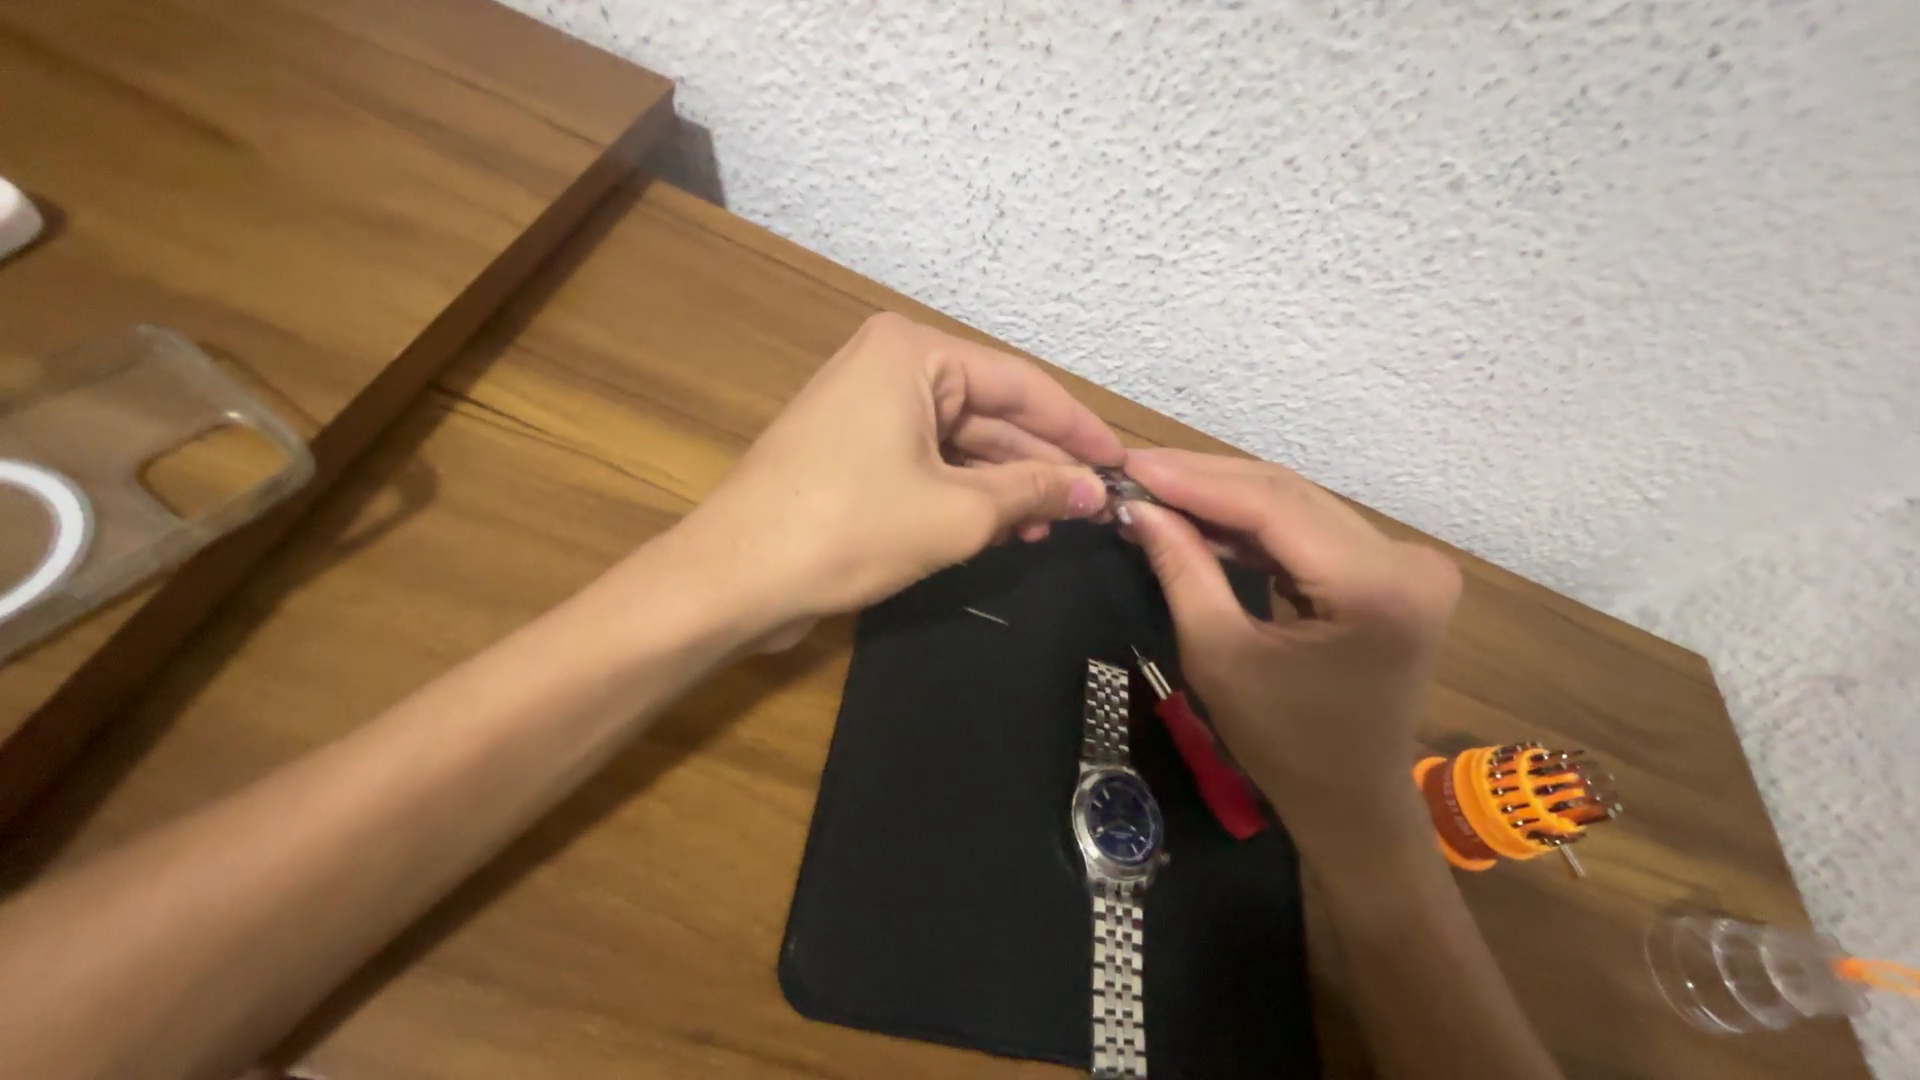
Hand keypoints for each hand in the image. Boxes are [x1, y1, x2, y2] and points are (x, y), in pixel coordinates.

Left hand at [681, 313, 1121, 634]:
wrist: (734, 577)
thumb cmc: (849, 529)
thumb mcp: (957, 512)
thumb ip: (1033, 492)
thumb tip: (1094, 491)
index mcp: (914, 352)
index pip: (1021, 384)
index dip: (1076, 428)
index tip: (1121, 464)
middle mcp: (890, 365)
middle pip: (990, 411)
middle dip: (1040, 462)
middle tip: (1091, 505)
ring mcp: (866, 408)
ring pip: (959, 442)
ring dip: (1005, 484)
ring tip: (1053, 525)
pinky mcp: (852, 450)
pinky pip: (928, 462)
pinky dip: (966, 493)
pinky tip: (1005, 526)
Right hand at [1119, 449, 1460, 855]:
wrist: (1350, 798)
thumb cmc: (1283, 743)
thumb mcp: (1219, 654)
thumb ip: (1182, 569)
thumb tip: (1138, 508)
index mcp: (1376, 587)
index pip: (1272, 505)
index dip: (1194, 480)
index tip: (1131, 466)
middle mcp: (1405, 559)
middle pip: (1287, 494)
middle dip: (1204, 480)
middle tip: (1136, 471)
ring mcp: (1405, 562)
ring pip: (1296, 504)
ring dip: (1224, 495)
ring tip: (1157, 487)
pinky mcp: (1391, 570)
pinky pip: (1309, 530)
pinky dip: (1252, 523)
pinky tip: (1201, 516)